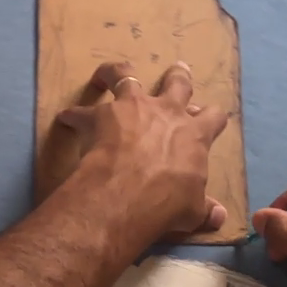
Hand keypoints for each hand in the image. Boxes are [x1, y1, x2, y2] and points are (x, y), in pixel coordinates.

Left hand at [56, 60, 230, 244]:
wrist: (129, 193)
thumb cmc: (168, 202)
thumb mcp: (193, 211)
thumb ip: (205, 209)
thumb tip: (220, 217)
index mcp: (194, 135)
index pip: (214, 117)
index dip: (213, 117)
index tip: (211, 118)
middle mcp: (167, 112)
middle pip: (178, 83)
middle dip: (179, 75)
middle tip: (179, 69)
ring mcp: (135, 108)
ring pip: (126, 75)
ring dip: (115, 73)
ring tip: (105, 75)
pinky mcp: (103, 115)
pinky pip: (83, 111)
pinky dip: (75, 115)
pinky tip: (66, 119)